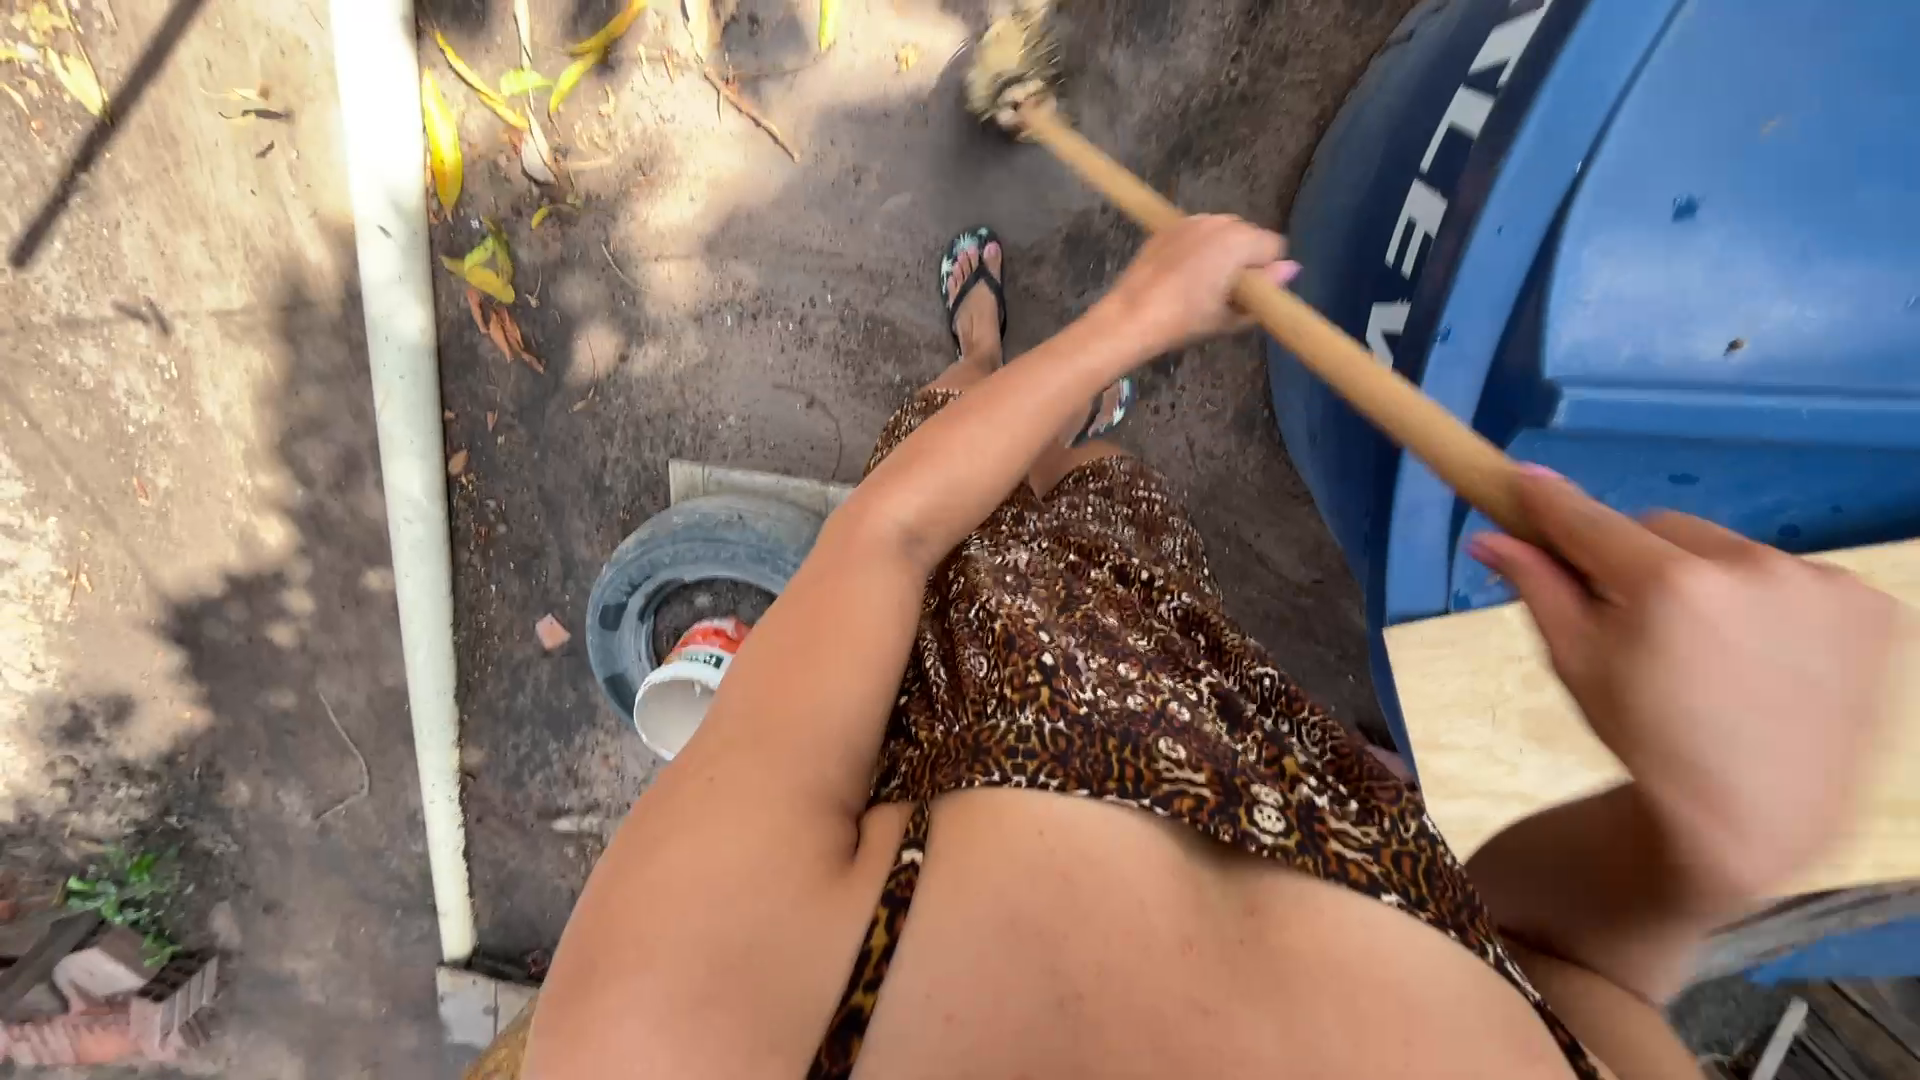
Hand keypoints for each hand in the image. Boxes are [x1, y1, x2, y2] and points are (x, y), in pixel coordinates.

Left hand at [1094, 214, 1298, 354]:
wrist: (1132, 315)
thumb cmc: (1185, 320)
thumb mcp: (1230, 315)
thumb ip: (1267, 290)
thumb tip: (1290, 269)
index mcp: (1241, 240)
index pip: (1275, 246)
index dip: (1266, 271)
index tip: (1249, 292)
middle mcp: (1220, 221)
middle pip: (1249, 234)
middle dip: (1244, 257)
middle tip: (1224, 289)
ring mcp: (1191, 220)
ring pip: (1222, 231)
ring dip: (1221, 250)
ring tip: (1200, 281)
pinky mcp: (1168, 227)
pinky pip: (1196, 232)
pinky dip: (1196, 246)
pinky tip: (1181, 272)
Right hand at [1471, 468, 1900, 903]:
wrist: (1754, 809)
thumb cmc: (1641, 733)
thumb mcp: (1572, 658)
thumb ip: (1536, 585)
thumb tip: (1489, 538)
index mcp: (1668, 584)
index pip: (1591, 521)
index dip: (1551, 501)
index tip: (1523, 478)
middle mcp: (1750, 567)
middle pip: (1659, 527)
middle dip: (1631, 554)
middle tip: (1623, 606)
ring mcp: (1821, 584)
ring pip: (1723, 548)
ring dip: (1696, 573)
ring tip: (1697, 639)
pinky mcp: (1873, 605)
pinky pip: (1784, 572)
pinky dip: (1756, 595)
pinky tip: (1753, 648)